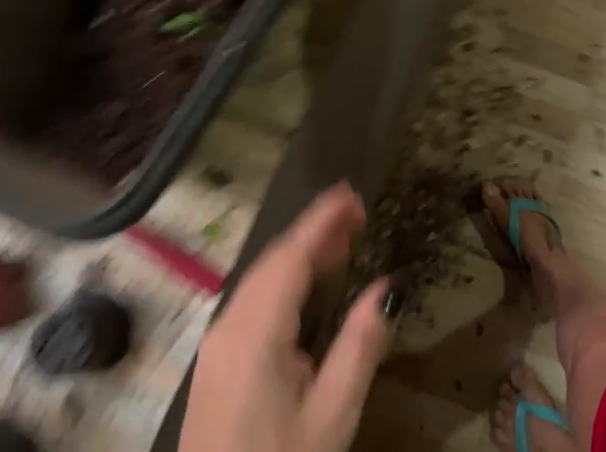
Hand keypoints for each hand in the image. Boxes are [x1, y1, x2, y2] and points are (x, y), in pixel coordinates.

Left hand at [180, 182, 396, 451]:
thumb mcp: (333, 411)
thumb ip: (360, 344)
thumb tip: (388, 287)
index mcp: (255, 332)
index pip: (290, 257)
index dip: (321, 220)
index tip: (352, 193)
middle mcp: (228, 328)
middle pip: (272, 262)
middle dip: (313, 231)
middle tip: (357, 213)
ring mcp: (217, 347)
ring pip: (260, 281)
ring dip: (298, 255)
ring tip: (341, 242)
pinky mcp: (217, 365)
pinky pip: (252, 302)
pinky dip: (283, 280)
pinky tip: (306, 288)